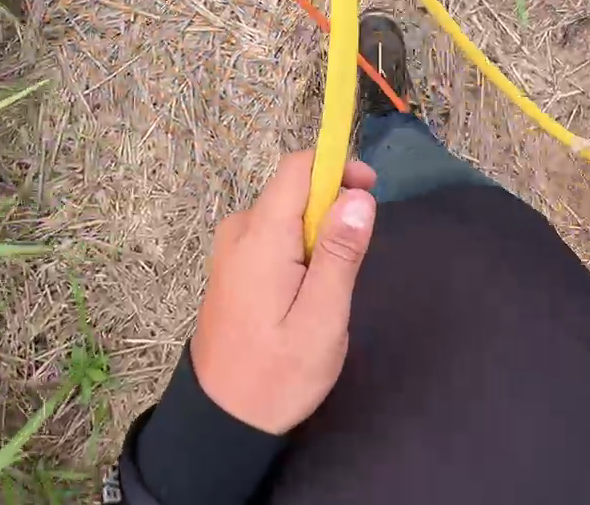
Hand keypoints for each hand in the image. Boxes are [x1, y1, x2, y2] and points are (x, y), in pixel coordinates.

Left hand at [191, 150, 377, 433]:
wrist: (219, 422)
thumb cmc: (276, 374)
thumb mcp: (321, 319)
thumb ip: (339, 253)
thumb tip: (359, 195)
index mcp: (260, 235)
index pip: (297, 168)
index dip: (337, 166)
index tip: (370, 188)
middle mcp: (240, 229)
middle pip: (294, 190)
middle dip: (331, 209)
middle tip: (352, 260)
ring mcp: (231, 246)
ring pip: (286, 214)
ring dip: (315, 234)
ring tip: (328, 288)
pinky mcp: (231, 264)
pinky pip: (272, 235)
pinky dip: (297, 248)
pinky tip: (304, 294)